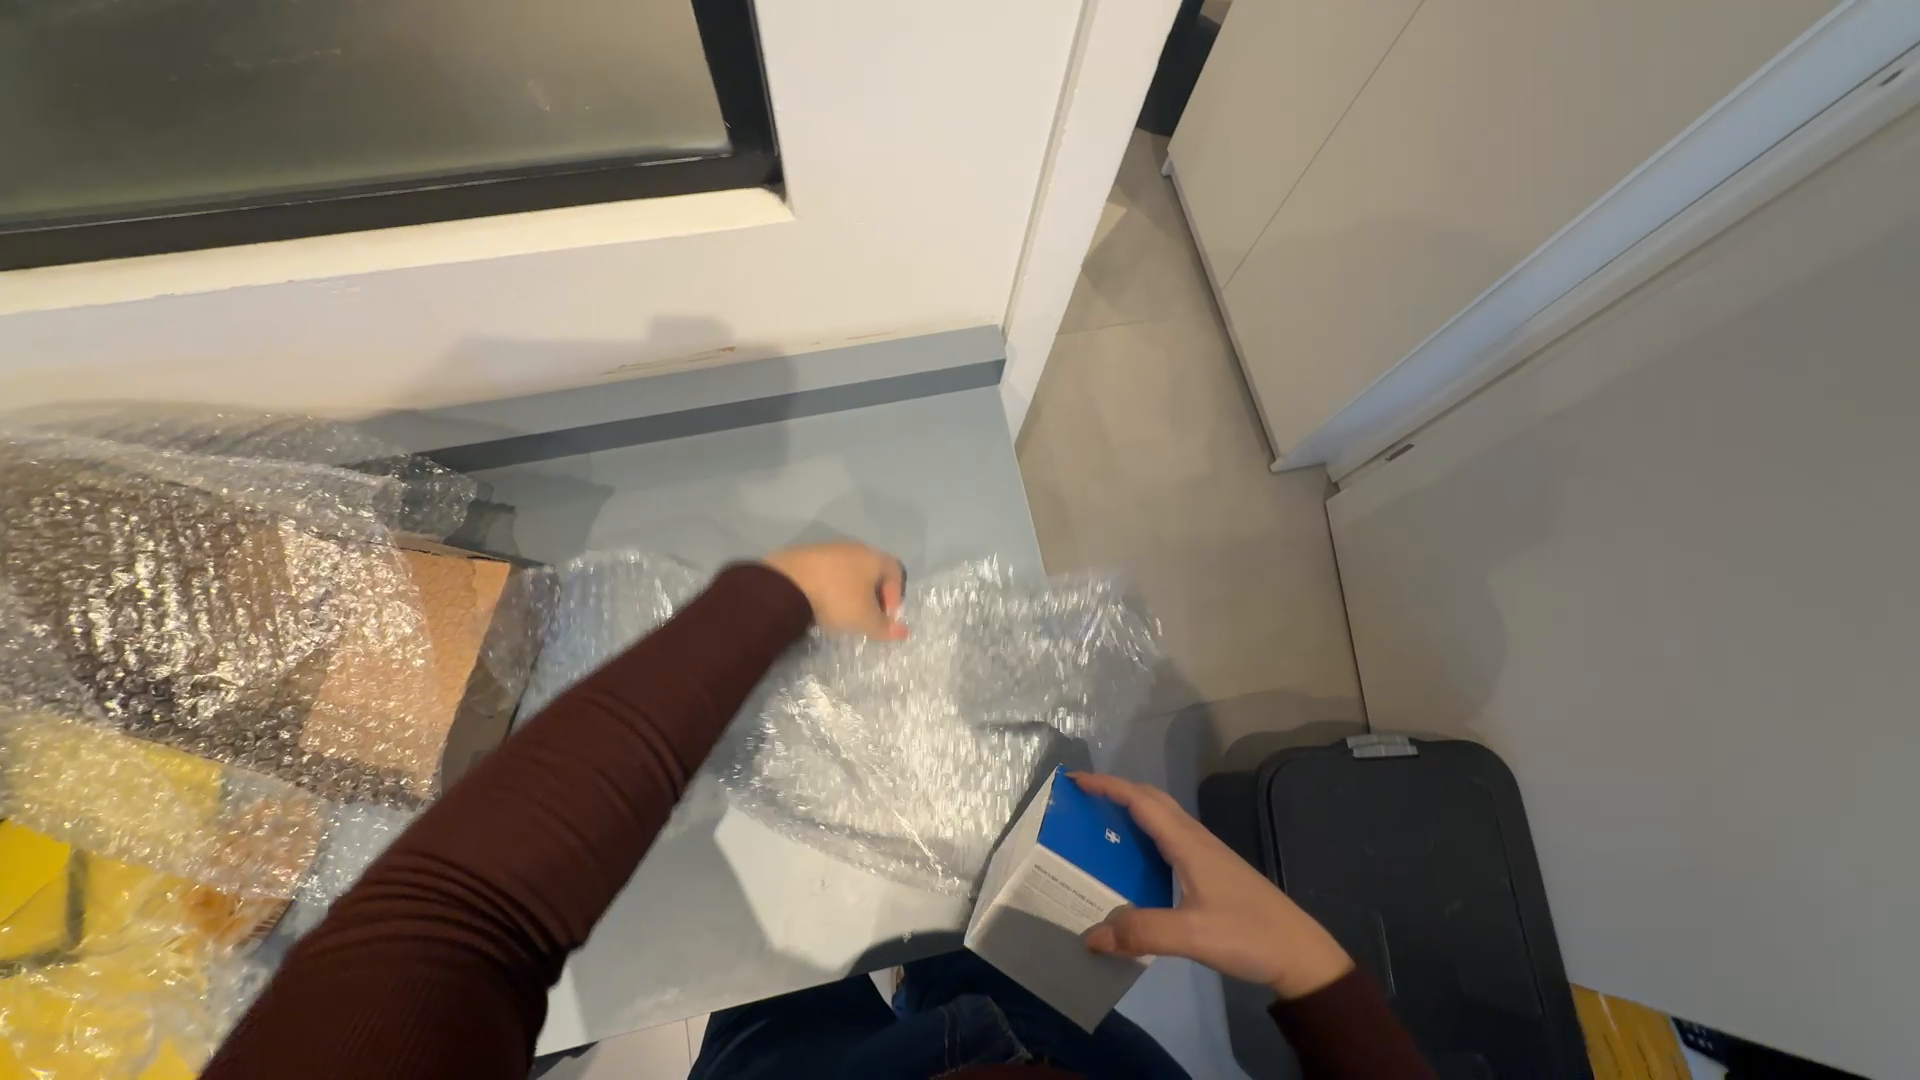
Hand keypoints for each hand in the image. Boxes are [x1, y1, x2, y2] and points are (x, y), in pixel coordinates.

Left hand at [762, 541, 907, 640]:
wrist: (788, 582)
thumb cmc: (838, 599)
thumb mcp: (865, 620)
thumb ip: (885, 628)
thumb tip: (904, 632)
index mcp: (874, 557)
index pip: (896, 572)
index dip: (895, 596)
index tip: (884, 616)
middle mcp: (854, 547)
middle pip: (872, 569)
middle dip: (872, 594)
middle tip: (864, 615)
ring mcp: (828, 548)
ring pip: (848, 569)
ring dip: (849, 589)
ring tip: (840, 611)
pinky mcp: (805, 553)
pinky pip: (826, 570)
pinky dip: (829, 585)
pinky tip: (819, 601)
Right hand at [1073, 772, 1353, 1000]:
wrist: (1302, 955)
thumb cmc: (1249, 935)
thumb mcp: (1193, 936)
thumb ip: (1142, 933)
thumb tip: (1090, 936)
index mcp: (1188, 843)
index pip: (1141, 800)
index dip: (1107, 785)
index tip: (1075, 780)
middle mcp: (1195, 839)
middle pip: (1152, 799)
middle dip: (1116, 790)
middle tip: (1083, 799)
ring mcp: (1207, 854)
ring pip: (1163, 816)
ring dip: (1132, 809)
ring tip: (1101, 824)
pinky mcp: (1213, 871)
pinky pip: (1170, 837)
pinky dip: (1146, 832)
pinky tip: (1136, 860)